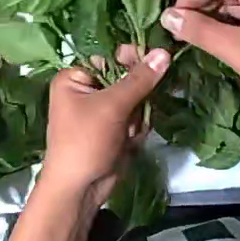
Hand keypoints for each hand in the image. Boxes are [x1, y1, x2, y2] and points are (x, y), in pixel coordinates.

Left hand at [39, 43, 170, 207]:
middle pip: (126, 77)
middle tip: (139, 106)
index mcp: (75, 77)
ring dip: (138, 114)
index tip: (157, 59)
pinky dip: (137, 127)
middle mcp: (86, 89)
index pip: (109, 55)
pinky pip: (135, 116)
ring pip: (135, 98)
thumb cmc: (85, 141)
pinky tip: (130, 140)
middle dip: (137, 95)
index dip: (132, 57)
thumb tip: (164, 52)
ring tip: (129, 130)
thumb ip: (139, 79)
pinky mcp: (114, 127)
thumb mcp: (112, 106)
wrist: (80, 188)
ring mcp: (101, 110)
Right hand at [161, 0, 239, 131]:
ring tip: (189, 38)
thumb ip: (199, 30)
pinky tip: (214, 40)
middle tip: (175, 32)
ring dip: (211, 18)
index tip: (167, 22)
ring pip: (232, 2)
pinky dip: (228, 25)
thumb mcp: (237, 49)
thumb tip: (166, 16)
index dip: (186, 0)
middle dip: (197, 8)